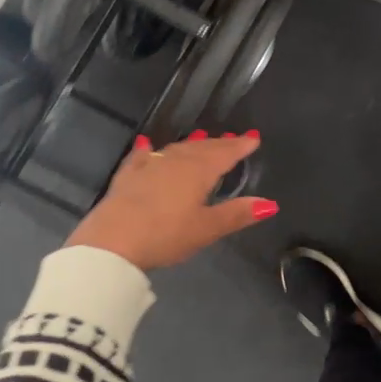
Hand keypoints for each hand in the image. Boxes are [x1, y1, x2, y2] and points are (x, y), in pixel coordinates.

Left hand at [66, 132, 277, 270]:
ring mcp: (149, 165)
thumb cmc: (165, 235)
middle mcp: (176, 160)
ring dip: (191, 145)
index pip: (225, 153)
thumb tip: (270, 203)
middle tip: (231, 140)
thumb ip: (236, 214)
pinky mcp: (127, 176)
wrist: (111, 242)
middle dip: (219, 143)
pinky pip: (143, 156)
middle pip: (202, 147)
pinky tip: (149, 146)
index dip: (240, 146)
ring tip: (201, 141)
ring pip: (176, 149)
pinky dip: (151, 150)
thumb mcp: (206, 229)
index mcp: (199, 170)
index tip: (253, 139)